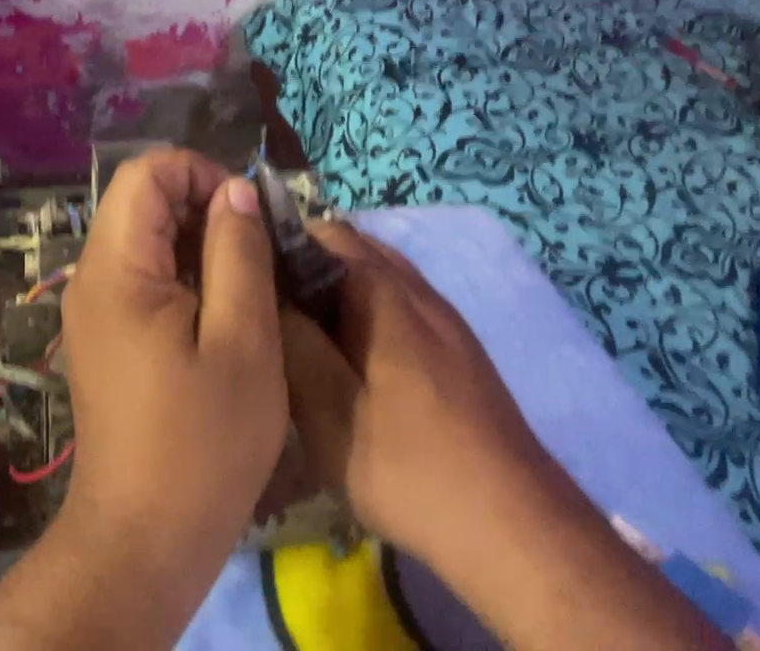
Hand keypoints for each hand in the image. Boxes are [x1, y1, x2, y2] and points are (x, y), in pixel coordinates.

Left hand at [60, 150, 287, 557]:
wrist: (145, 536)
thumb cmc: (203, 443)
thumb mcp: (243, 341)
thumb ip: (238, 254)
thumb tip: (235, 191)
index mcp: (115, 269)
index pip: (146, 173)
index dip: (201, 173)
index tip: (251, 217)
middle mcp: (90, 278)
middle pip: (141, 202)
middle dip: (203, 207)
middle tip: (260, 251)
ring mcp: (92, 309)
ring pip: (144, 239)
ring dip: (198, 244)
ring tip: (249, 282)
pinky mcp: (103, 336)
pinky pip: (141, 278)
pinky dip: (183, 276)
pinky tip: (222, 312)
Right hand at [277, 220, 561, 562]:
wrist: (513, 527)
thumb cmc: (407, 466)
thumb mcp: (328, 411)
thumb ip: (293, 342)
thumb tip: (266, 293)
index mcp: (385, 295)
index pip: (326, 232)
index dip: (281, 243)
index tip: (246, 278)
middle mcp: (421, 294)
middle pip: (356, 251)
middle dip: (308, 268)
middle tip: (269, 312)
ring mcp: (448, 324)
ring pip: (381, 282)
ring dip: (338, 294)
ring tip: (304, 339)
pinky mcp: (461, 356)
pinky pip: (402, 310)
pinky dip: (368, 317)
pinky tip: (352, 366)